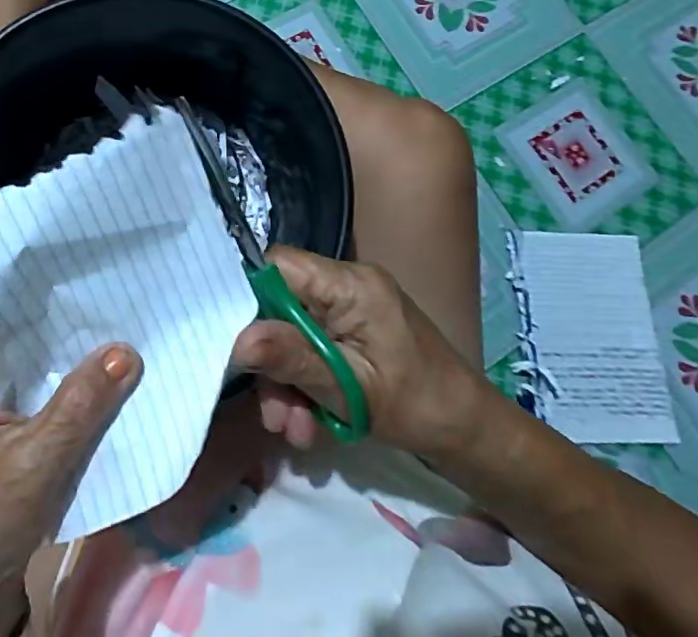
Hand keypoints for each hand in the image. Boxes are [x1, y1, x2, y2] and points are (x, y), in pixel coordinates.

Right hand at [231, 246, 493, 459]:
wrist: (465, 428)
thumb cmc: (416, 404)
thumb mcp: (349, 388)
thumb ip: (293, 360)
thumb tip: (237, 341)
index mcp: (351, 285)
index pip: (280, 265)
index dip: (248, 296)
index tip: (232, 344)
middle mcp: (348, 286)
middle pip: (282, 307)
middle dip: (273, 364)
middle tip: (275, 415)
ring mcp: (352, 309)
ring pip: (294, 335)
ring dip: (288, 385)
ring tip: (297, 432)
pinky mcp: (354, 331)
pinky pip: (314, 348)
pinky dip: (307, 385)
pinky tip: (311, 426)